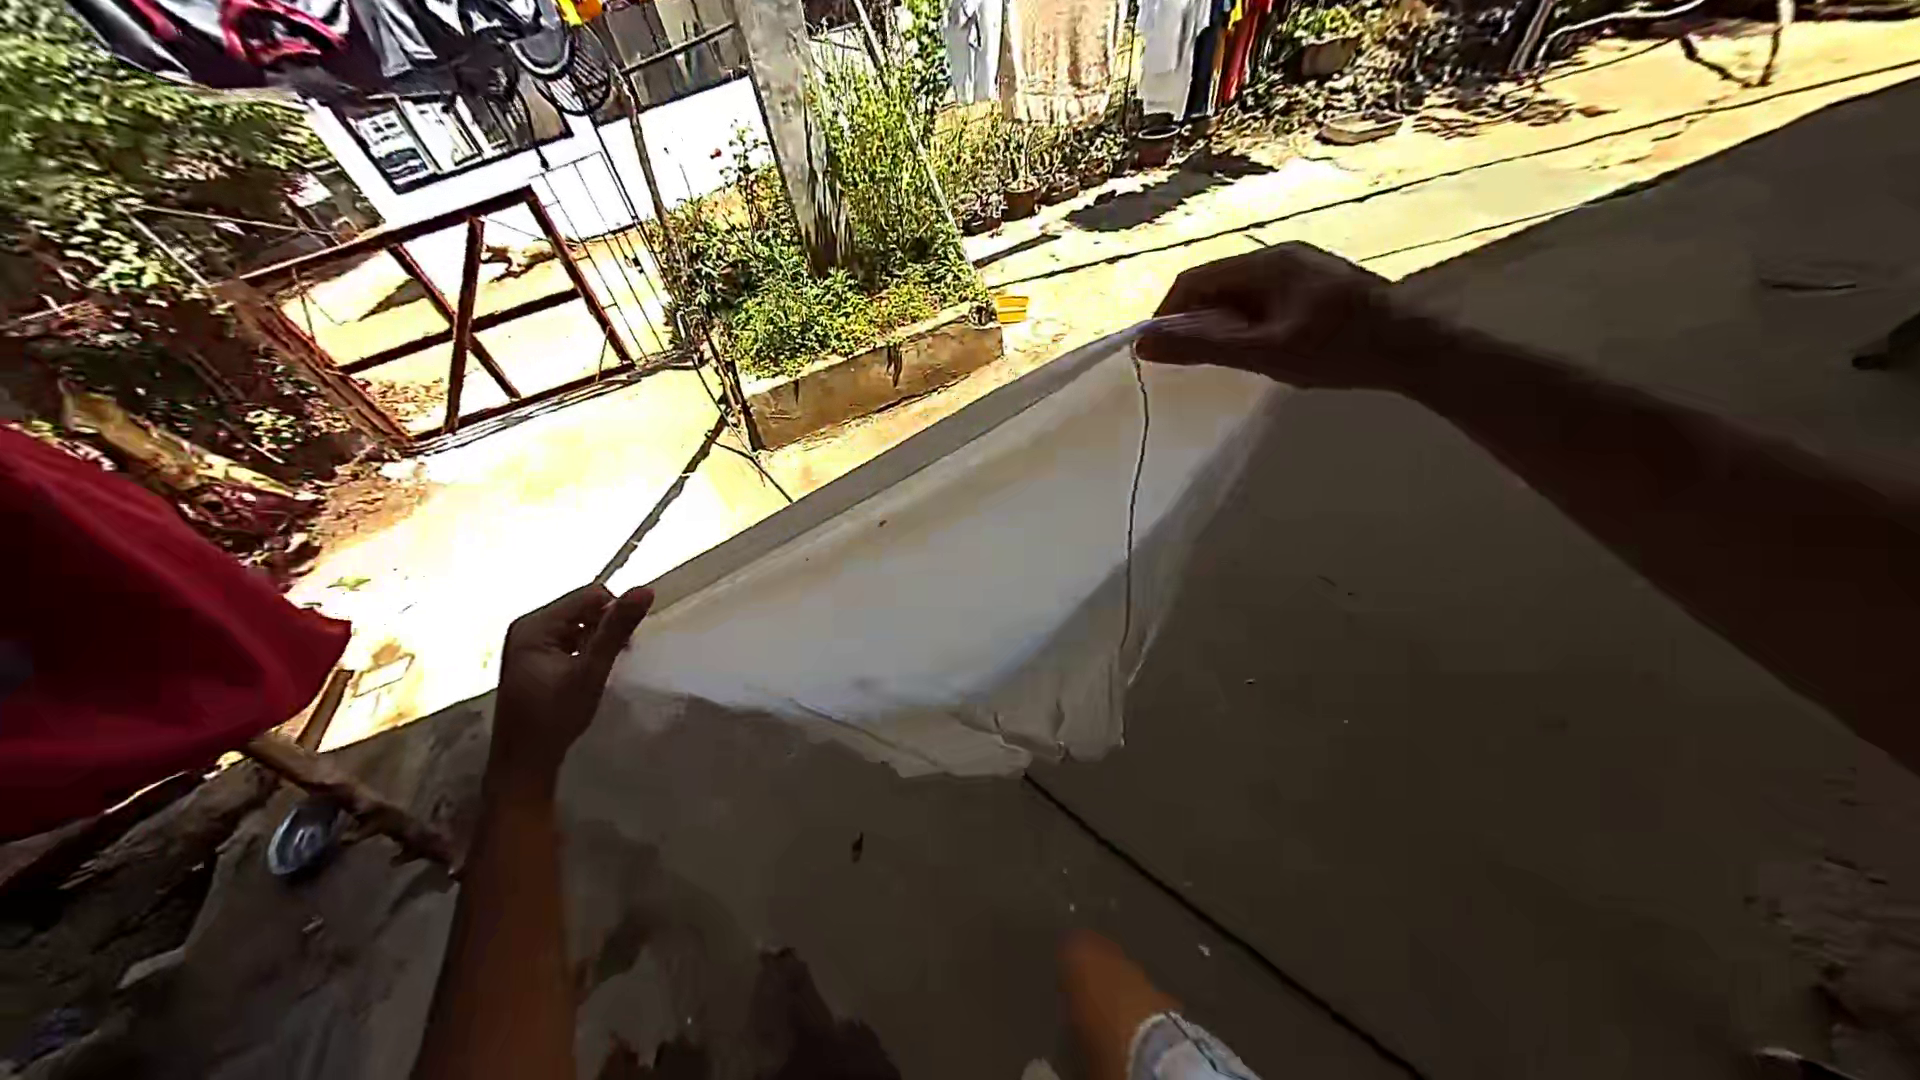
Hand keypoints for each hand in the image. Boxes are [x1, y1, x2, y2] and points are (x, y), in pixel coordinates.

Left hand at [493, 584, 653, 778]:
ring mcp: (529, 642)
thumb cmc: (555, 717)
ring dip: (598, 639)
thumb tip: (646, 590)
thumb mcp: (591, 671)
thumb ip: (616, 629)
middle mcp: (528, 627)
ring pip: (580, 623)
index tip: (624, 644)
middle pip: (583, 607)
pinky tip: (590, 671)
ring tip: (602, 667)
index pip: (589, 596)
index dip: (614, 614)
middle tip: (613, 657)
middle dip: (606, 627)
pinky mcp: (535, 657)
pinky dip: (588, 649)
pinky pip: (571, 638)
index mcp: (534, 625)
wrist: (525, 761)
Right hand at [1134, 243, 1405, 390]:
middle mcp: (1281, 255)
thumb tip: (1145, 346)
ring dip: (1221, 324)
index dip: (1167, 315)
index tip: (1160, 352)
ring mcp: (1302, 268)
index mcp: (1266, 263)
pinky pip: (1263, 299)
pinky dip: (1246, 322)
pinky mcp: (1317, 285)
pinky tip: (1259, 348)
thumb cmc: (1339, 349)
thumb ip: (1202, 348)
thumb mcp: (1263, 352)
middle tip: (1193, 360)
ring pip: (1239, 293)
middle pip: (1216, 283)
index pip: (1194, 279)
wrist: (1418, 349)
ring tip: (1226, 358)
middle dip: (1194, 321)